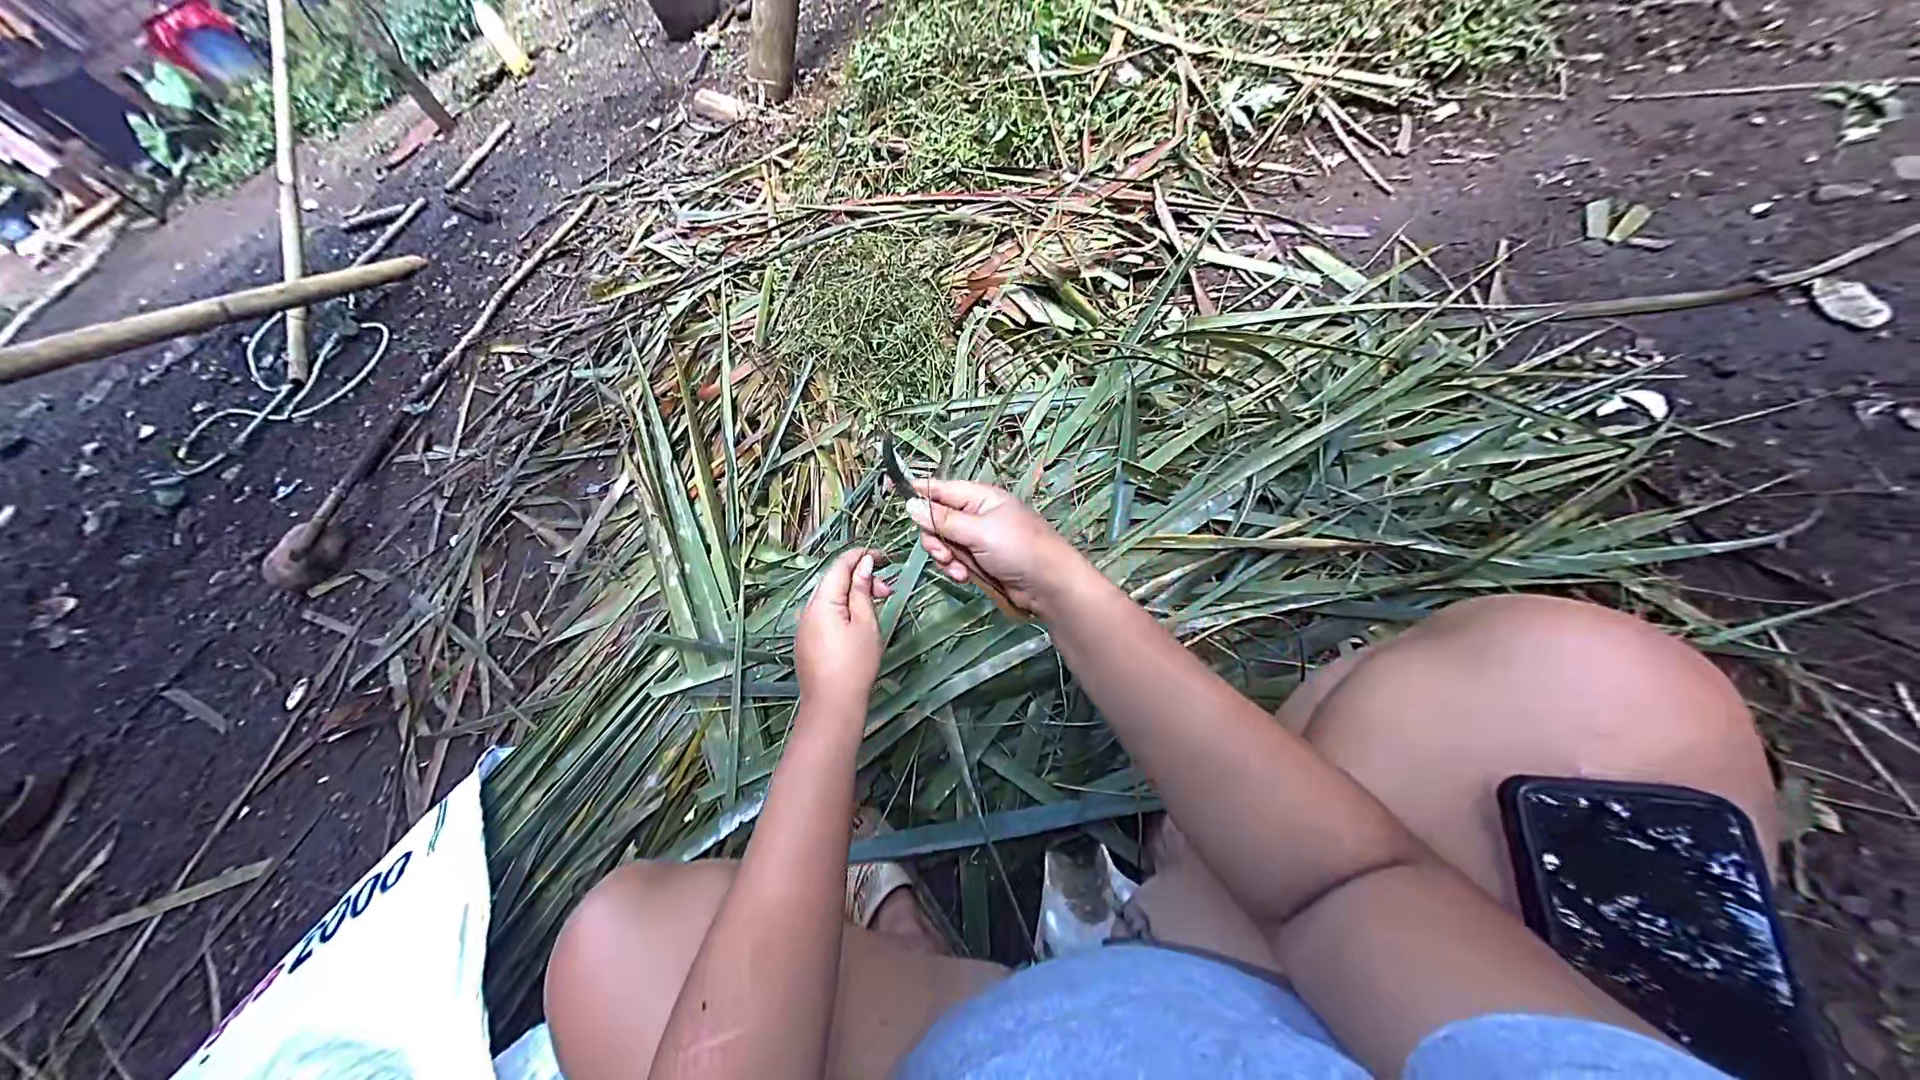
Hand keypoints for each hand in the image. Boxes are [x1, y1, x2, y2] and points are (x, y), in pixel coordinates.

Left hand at [794, 548, 892, 718]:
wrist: (832, 705)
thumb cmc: (855, 664)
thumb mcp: (866, 623)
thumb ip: (862, 590)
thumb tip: (864, 564)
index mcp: (821, 601)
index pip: (839, 565)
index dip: (861, 555)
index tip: (884, 557)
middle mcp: (807, 609)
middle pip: (833, 580)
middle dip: (861, 577)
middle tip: (888, 590)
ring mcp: (804, 626)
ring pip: (829, 598)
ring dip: (853, 594)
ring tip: (877, 605)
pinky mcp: (806, 641)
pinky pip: (824, 614)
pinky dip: (843, 609)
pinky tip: (859, 622)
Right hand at [906, 479, 1090, 619]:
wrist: (1049, 585)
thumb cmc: (1019, 549)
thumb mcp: (979, 531)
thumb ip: (943, 520)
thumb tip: (912, 505)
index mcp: (980, 497)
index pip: (940, 489)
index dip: (916, 489)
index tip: (889, 485)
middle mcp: (977, 515)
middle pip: (936, 520)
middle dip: (935, 538)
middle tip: (943, 552)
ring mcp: (979, 538)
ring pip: (944, 543)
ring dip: (946, 557)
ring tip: (959, 569)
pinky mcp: (981, 560)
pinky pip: (956, 560)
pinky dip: (956, 568)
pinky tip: (964, 577)